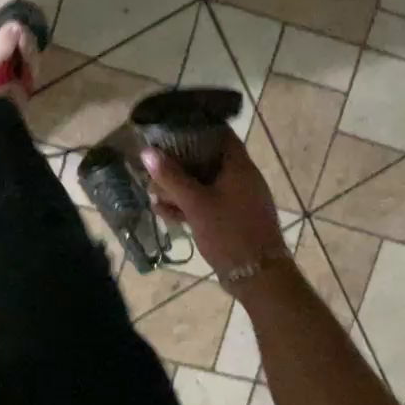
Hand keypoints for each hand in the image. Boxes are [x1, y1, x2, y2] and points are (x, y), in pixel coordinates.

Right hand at [142, 130, 287, 275]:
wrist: (258, 277)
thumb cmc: (229, 233)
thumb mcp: (195, 203)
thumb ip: (171, 177)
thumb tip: (147, 152)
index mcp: (239, 167)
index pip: (220, 134)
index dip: (196, 127)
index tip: (171, 127)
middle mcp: (242, 178)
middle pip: (207, 159)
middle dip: (179, 163)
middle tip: (154, 165)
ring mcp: (239, 199)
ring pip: (205, 183)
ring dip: (179, 187)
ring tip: (154, 194)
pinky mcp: (233, 218)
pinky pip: (208, 202)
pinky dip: (189, 204)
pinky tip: (165, 213)